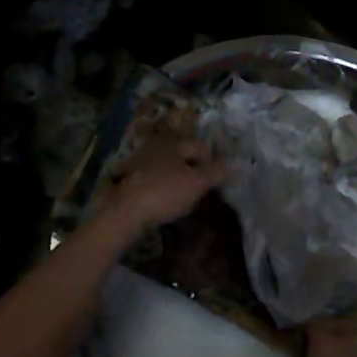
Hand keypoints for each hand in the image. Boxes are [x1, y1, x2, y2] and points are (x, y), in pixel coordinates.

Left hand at [102, 132, 225, 234]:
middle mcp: (154, 148)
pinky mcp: (129, 181)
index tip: (218, 183)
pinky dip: (163, 189)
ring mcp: (139, 163)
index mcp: (171, 143)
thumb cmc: (164, 193)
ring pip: (168, 169)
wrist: (124, 213)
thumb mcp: (196, 183)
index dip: (214, 163)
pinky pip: (155, 181)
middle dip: (195, 171)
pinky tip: (165, 204)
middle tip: (203, 191)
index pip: (200, 147)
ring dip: (179, 181)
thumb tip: (232, 164)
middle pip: (183, 157)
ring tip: (185, 200)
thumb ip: (216, 172)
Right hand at [304, 313, 356, 356]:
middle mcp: (356, 348)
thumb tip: (311, 319)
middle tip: (304, 332)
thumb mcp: (319, 336)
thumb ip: (315, 323)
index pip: (341, 320)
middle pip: (336, 335)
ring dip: (320, 350)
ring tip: (303, 348)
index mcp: (353, 336)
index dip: (325, 318)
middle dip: (321, 334)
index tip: (310, 317)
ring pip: (332, 351)